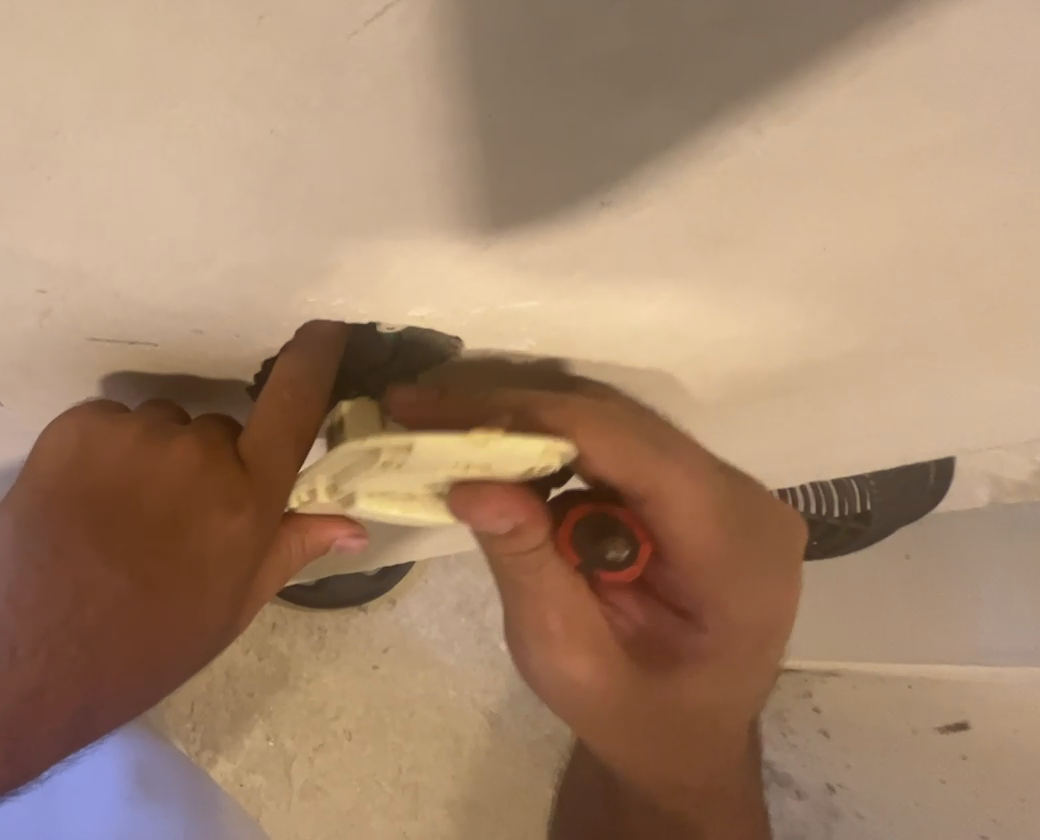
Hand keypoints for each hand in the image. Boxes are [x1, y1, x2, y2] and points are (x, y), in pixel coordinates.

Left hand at [0, 321, 367, 738]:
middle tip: (171, 517)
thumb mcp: (229, 610)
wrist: (31, 646)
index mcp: (246, 499)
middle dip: (206, 464)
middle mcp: (195, 452)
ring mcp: (132, 432)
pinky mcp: (77, 423)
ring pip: (159, 426)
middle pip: (216, 431)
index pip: (294, 404)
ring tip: (118, 513)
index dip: (314, 359)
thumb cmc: (142, 643)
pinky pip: (110, 422)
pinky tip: (83, 498)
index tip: (323, 330)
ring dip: (151, 456)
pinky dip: (104, 450)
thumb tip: (352, 523)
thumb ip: (289, 549)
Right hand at [384, 376, 806, 804]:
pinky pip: (597, 437)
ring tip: (429, 418)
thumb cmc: (626, 710)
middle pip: (606, 417)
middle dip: (499, 406)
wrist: (678, 738)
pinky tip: (475, 444)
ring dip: (507, 414)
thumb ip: (525, 564)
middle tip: (411, 405)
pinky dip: (527, 435)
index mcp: (730, 545)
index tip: (427, 413)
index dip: (518, 415)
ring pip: (597, 416)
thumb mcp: (566, 654)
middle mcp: (734, 496)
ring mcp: (710, 485)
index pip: (618, 443)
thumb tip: (470, 484)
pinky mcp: (677, 484)